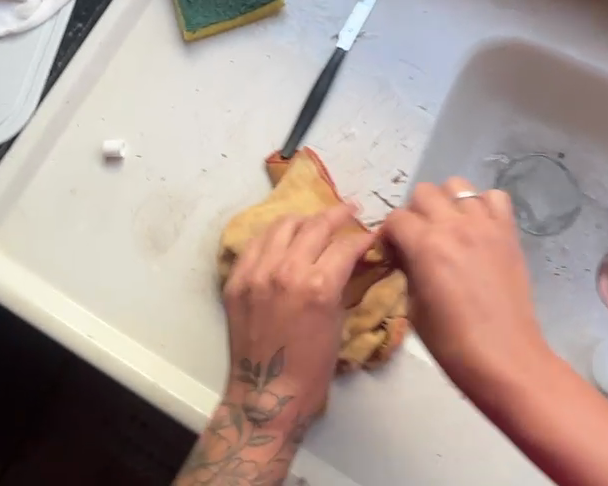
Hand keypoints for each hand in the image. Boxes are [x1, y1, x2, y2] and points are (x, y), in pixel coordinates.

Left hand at [221, 203, 375, 420]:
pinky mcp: (237, 279)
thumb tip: (351, 256)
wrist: (266, 396)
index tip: (370, 233)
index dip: (362, 237)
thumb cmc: (312, 368)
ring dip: (304, 219)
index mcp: (317, 285)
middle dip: (338, 214)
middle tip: (350, 210)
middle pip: (316, 225)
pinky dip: (274, 235)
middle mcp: (286, 270)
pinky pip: (256, 242)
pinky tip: (284, 237)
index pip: (344, 245)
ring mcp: (257, 272)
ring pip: (283, 225)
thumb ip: (341, 281)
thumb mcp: (337, 321)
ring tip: (315, 221)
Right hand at [382, 177, 552, 398]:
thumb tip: (405, 254)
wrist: (506, 360)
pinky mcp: (508, 232)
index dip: (389, 234)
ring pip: (457, 185)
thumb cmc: (453, 344)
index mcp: (425, 246)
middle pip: (424, 192)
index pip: (396, 218)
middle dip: (415, 212)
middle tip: (419, 238)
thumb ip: (408, 269)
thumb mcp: (414, 308)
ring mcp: (484, 225)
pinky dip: (483, 205)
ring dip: (447, 203)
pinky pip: (495, 197)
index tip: (392, 251)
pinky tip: (479, 227)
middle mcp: (454, 226)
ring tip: (450, 227)